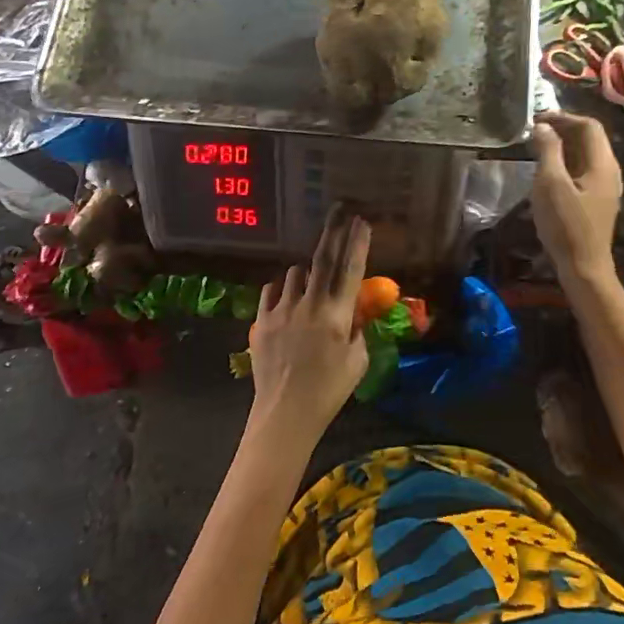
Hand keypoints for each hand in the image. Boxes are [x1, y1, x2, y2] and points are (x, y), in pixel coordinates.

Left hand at [247, 210, 371, 443]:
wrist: (285, 412)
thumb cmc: (329, 391)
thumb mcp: (357, 361)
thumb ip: (357, 330)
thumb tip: (353, 311)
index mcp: (336, 316)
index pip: (350, 270)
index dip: (357, 243)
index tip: (362, 221)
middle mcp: (309, 305)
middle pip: (322, 259)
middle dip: (334, 232)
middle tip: (342, 211)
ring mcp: (281, 310)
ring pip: (294, 273)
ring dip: (306, 272)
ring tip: (311, 284)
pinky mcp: (260, 319)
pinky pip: (271, 290)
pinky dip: (281, 289)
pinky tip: (286, 298)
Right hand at [530, 112, 621, 280]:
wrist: (584, 267)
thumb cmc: (566, 225)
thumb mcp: (551, 185)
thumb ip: (548, 152)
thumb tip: (543, 127)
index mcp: (602, 164)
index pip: (589, 126)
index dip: (564, 117)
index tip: (537, 119)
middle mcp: (609, 171)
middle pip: (591, 139)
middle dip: (564, 129)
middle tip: (535, 131)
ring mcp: (606, 188)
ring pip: (587, 155)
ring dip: (564, 147)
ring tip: (538, 148)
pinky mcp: (597, 201)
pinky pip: (584, 171)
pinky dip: (566, 163)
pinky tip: (549, 173)